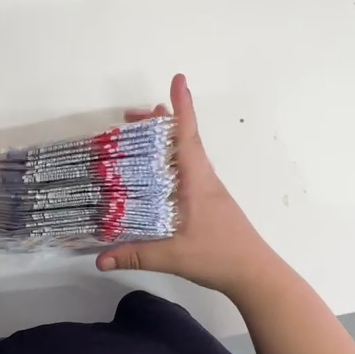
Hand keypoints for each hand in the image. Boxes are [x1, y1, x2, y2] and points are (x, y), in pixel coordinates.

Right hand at [97, 75, 283, 297]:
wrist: (255, 273)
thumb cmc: (220, 256)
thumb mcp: (173, 257)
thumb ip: (136, 255)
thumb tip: (99, 259)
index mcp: (197, 181)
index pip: (187, 136)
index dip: (182, 107)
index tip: (177, 80)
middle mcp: (203, 179)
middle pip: (182, 139)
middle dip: (158, 122)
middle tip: (128, 116)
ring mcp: (207, 190)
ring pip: (184, 154)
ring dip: (163, 140)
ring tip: (136, 136)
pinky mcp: (207, 202)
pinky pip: (185, 170)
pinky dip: (167, 161)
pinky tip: (153, 173)